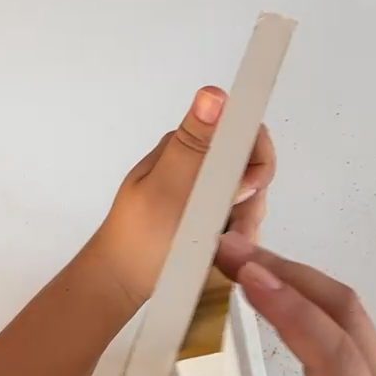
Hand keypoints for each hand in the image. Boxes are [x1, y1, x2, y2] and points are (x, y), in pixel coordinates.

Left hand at [86, 87, 275, 308]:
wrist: (121, 280)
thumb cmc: (139, 238)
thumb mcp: (167, 188)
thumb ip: (193, 145)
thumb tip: (212, 95)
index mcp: (185, 145)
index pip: (242, 130)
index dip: (255, 158)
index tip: (245, 191)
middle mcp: (195, 162)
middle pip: (249, 165)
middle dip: (251, 198)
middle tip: (233, 229)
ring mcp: (200, 189)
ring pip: (247, 195)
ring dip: (246, 221)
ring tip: (225, 247)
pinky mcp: (204, 214)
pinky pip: (236, 217)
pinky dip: (238, 234)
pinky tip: (224, 251)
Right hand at [214, 234, 375, 375]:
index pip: (336, 358)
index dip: (294, 315)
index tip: (247, 279)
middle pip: (344, 313)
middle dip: (287, 273)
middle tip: (226, 251)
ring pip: (341, 308)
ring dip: (291, 274)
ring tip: (233, 256)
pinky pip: (333, 320)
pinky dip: (297, 290)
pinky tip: (259, 283)